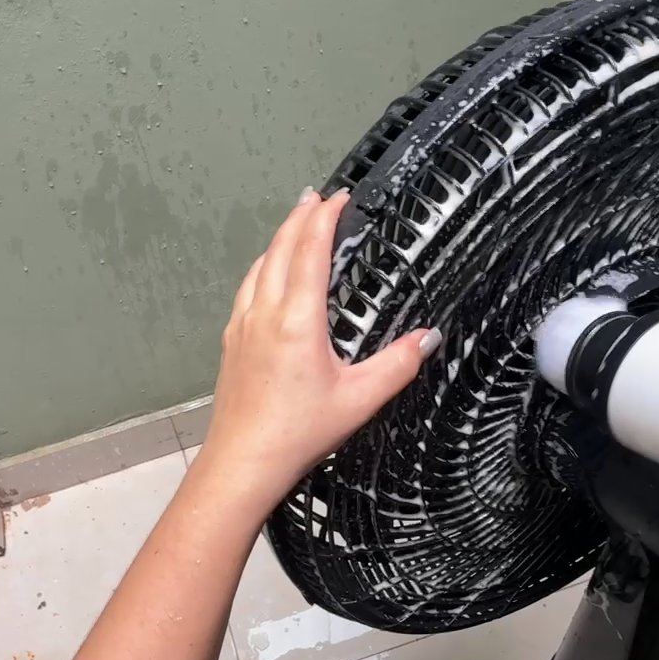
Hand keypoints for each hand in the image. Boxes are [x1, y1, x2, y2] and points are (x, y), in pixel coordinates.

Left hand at [189, 188, 437, 513]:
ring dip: (279, 239)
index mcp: (297, 319)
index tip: (340, 197)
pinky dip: (262, 267)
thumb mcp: (359, 400)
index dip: (325, 217)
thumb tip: (428, 339)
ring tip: (295, 225)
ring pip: (259, 265)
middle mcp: (264, 313)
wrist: (242, 462)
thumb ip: (397, 365)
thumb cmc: (296, 433)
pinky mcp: (231, 341)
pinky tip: (267, 275)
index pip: (310, 249)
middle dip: (300, 216)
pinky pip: (247, 288)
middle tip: (318, 197)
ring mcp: (241, 325)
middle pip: (280, 248)